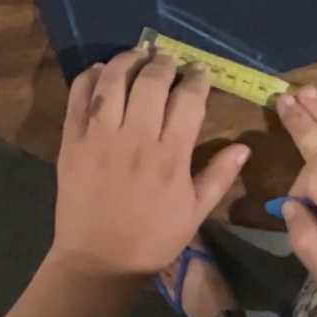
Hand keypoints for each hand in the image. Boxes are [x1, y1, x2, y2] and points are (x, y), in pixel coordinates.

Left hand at [49, 50, 249, 278]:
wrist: (99, 261)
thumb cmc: (152, 240)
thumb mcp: (195, 213)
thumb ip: (219, 176)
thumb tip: (243, 147)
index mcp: (171, 156)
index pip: (188, 100)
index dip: (197, 78)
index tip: (200, 71)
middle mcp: (136, 138)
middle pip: (151, 81)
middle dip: (163, 62)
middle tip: (168, 58)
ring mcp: (100, 138)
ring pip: (113, 82)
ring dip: (126, 61)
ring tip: (136, 55)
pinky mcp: (72, 143)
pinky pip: (78, 99)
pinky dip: (89, 78)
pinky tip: (100, 71)